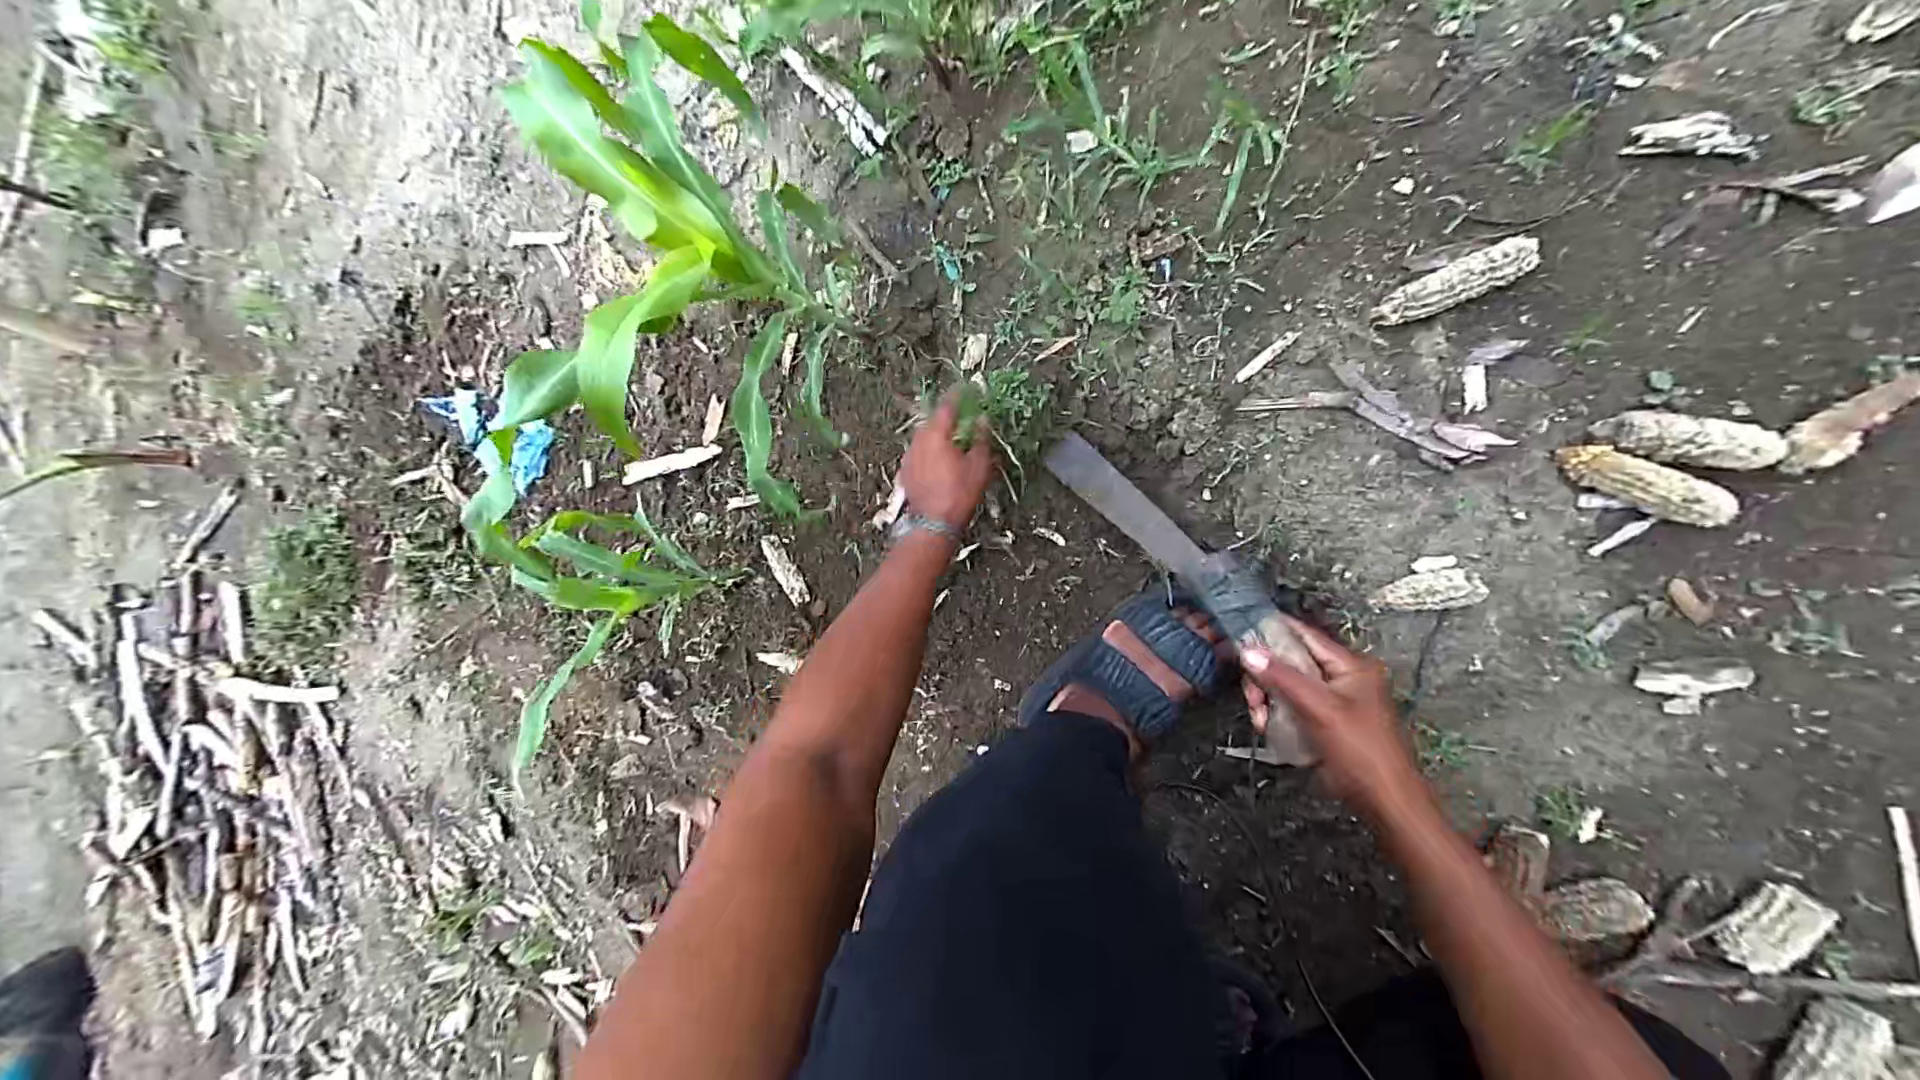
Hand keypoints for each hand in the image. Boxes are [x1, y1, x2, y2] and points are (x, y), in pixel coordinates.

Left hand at [900, 391, 993, 530]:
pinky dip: (930, 451)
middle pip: (933, 421)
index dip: (958, 395)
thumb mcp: (979, 466)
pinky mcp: (905, 472)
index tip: (967, 389)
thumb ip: (981, 439)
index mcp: (936, 435)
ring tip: (952, 440)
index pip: (947, 406)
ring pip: (924, 437)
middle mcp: (918, 441)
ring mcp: (909, 457)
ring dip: (938, 434)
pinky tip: (940, 460)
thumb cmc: (958, 495)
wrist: (932, 524)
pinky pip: (919, 453)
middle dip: (948, 416)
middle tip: (962, 416)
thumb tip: (983, 421)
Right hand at [1241, 616, 1426, 819]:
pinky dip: (1274, 712)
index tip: (1241, 635)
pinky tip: (1266, 725)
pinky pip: (1290, 704)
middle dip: (1264, 676)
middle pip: (1289, 661)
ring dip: (1266, 697)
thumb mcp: (1319, 709)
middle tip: (1252, 695)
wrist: (1383, 801)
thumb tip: (1249, 651)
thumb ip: (1283, 677)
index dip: (1271, 632)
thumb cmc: (1362, 753)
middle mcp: (1341, 677)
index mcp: (1350, 666)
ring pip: (1285, 684)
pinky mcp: (1322, 719)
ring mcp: (1332, 699)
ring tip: (1260, 716)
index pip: (1304, 635)